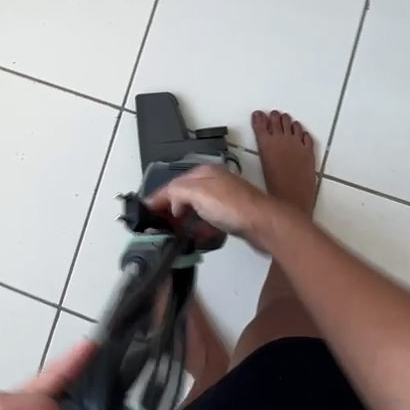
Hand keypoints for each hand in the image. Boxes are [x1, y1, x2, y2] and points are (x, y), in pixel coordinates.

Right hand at [146, 164, 292, 249]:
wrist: (265, 223)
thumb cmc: (230, 206)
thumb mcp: (197, 192)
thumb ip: (176, 192)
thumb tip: (169, 204)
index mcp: (203, 172)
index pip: (172, 184)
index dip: (157, 198)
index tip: (144, 214)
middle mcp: (212, 181)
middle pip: (183, 195)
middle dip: (169, 210)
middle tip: (157, 228)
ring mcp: (223, 198)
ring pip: (195, 208)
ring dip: (183, 220)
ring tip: (171, 235)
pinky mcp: (231, 214)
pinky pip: (207, 219)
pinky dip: (198, 227)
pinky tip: (195, 237)